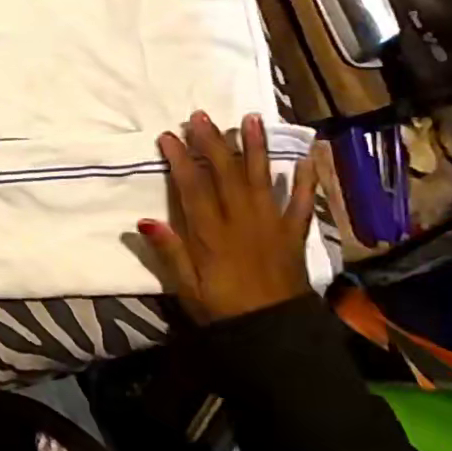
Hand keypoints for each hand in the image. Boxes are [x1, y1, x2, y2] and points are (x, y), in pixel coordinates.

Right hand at [137, 111, 317, 324]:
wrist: (273, 334)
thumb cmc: (223, 311)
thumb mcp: (187, 288)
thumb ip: (169, 252)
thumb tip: (144, 221)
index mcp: (212, 234)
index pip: (193, 187)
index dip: (180, 159)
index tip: (169, 136)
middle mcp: (242, 220)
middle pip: (226, 174)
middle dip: (212, 142)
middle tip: (201, 116)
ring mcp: (270, 224)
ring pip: (262, 178)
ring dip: (255, 147)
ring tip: (251, 118)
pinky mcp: (293, 234)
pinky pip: (301, 203)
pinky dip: (305, 181)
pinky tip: (307, 158)